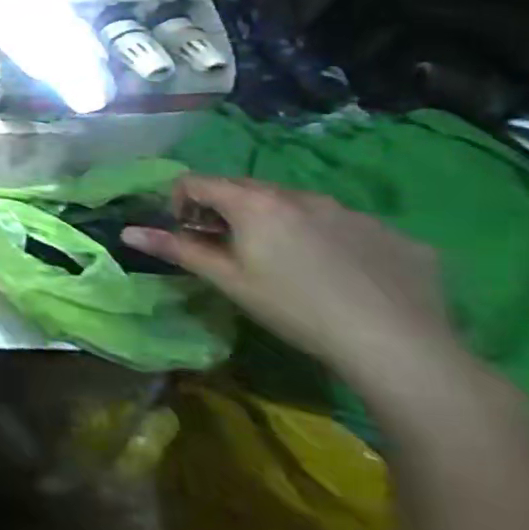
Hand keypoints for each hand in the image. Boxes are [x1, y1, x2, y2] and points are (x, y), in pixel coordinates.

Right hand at [123, 176, 453, 383]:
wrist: (400, 348)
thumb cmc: (295, 309)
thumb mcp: (227, 280)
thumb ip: (177, 249)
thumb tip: (128, 231)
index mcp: (254, 202)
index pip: (197, 182)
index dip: (181, 203)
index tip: (188, 234)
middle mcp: (301, 195)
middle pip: (247, 189)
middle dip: (228, 210)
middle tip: (230, 249)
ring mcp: (354, 213)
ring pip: (299, 206)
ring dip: (280, 222)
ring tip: (289, 264)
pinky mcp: (396, 235)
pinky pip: (348, 227)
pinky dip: (332, 241)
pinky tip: (343, 278)